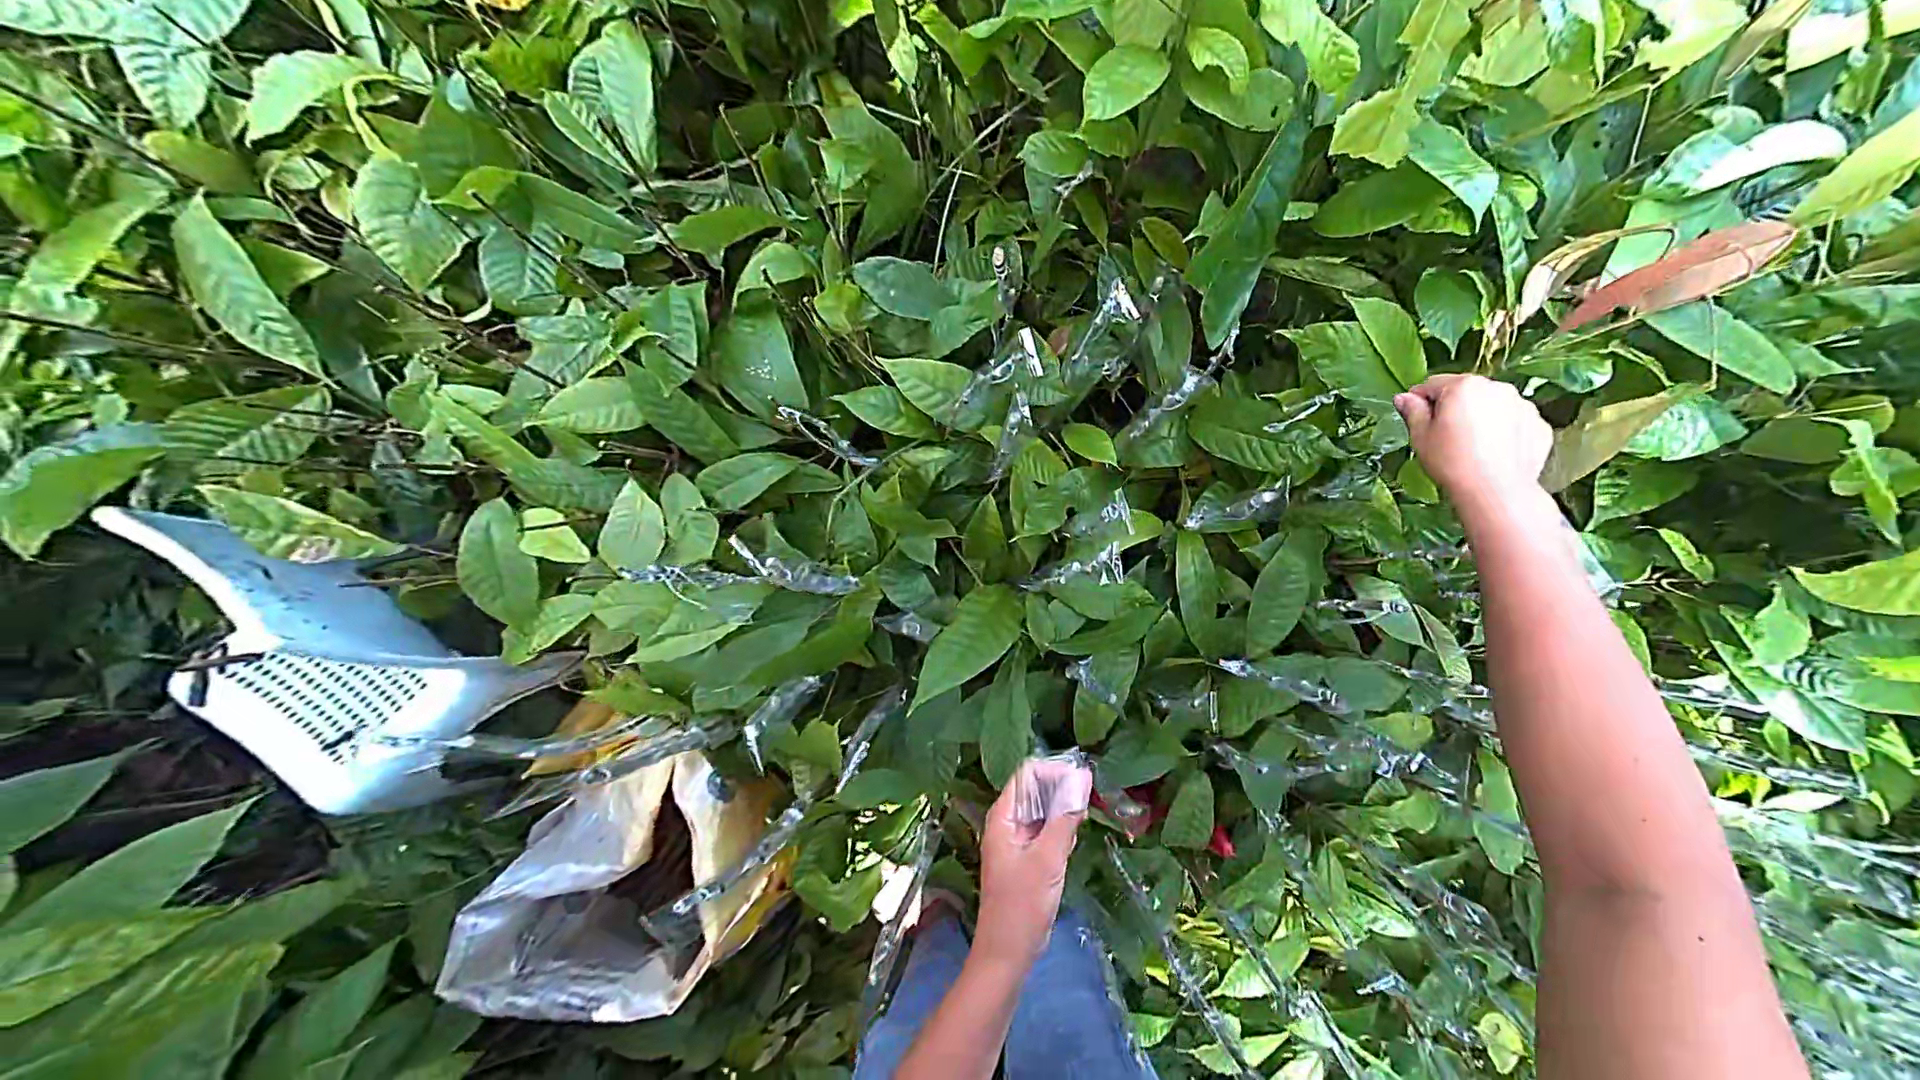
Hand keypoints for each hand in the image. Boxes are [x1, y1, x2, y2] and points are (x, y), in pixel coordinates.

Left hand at [972, 762, 1089, 968]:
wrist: (1008, 953)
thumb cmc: (1023, 904)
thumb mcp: (1048, 858)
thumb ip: (1064, 817)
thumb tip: (1082, 777)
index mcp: (1003, 816)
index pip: (1027, 774)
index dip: (1054, 771)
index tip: (1083, 780)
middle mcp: (1007, 822)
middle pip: (1035, 790)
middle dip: (1062, 790)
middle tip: (1088, 800)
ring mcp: (1016, 840)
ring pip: (1043, 811)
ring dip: (1063, 811)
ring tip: (1081, 819)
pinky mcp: (1027, 857)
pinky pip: (1045, 831)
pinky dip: (1060, 830)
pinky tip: (1072, 838)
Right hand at [1394, 375, 1553, 514]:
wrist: (1495, 489)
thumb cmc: (1450, 461)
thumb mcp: (1420, 436)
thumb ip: (1413, 411)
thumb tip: (1404, 397)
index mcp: (1464, 386)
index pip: (1432, 384)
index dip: (1419, 401)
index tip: (1415, 419)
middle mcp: (1497, 387)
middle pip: (1465, 391)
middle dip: (1452, 407)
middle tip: (1442, 435)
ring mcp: (1523, 404)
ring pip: (1491, 405)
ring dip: (1479, 417)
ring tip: (1469, 446)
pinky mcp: (1539, 424)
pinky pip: (1513, 421)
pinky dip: (1502, 431)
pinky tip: (1491, 452)